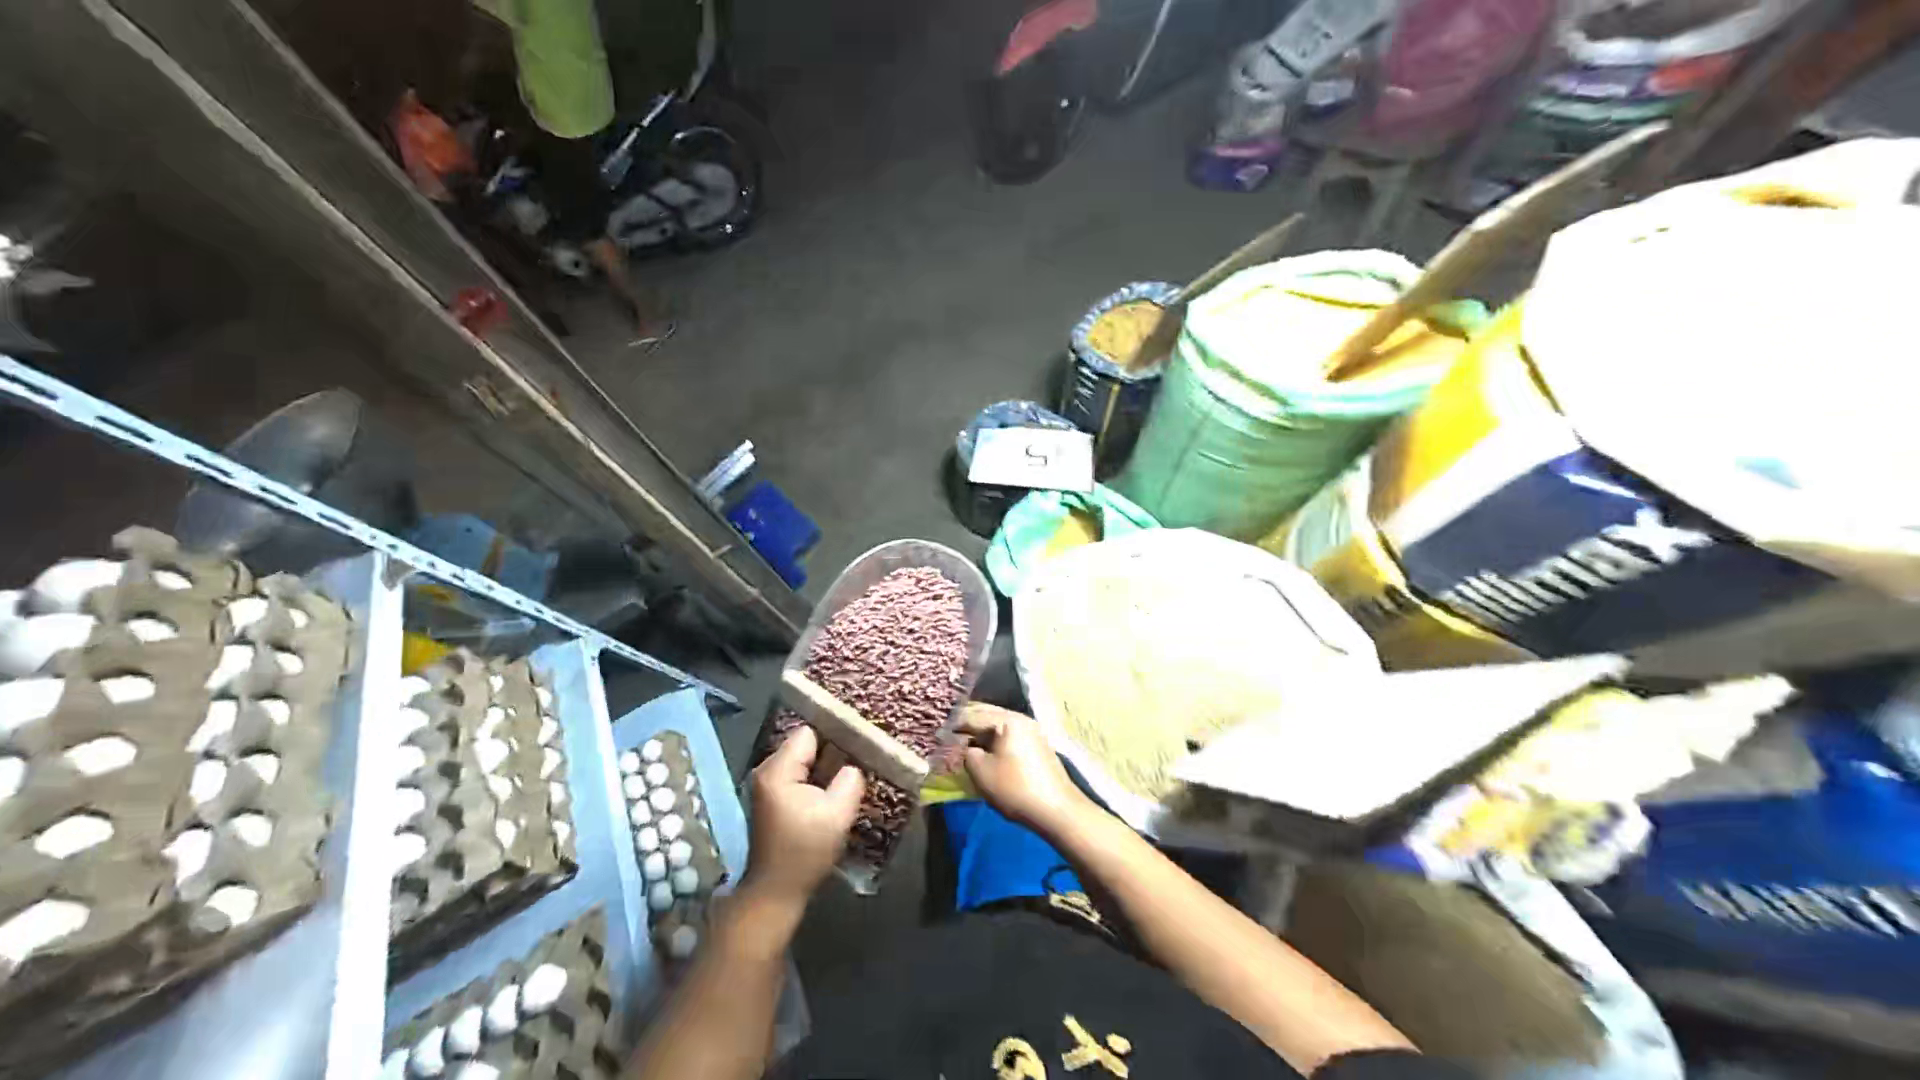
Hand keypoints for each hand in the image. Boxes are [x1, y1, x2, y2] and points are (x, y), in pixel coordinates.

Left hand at [743, 726, 865, 905]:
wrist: (774, 892)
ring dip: (822, 769)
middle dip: (830, 753)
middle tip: (855, 762)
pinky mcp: (769, 798)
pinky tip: (829, 794)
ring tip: (845, 778)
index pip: (808, 733)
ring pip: (801, 761)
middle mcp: (765, 771)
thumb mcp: (837, 815)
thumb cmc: (804, 852)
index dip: (834, 737)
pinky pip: (796, 775)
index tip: (855, 746)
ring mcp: (765, 785)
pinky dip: (813, 781)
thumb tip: (853, 765)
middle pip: (804, 745)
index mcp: (777, 771)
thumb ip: (850, 781)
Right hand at [956, 703, 1096, 837]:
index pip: (971, 715)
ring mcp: (1032, 731)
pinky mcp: (1037, 745)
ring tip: (963, 744)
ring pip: (998, 724)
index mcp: (1006, 719)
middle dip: (966, 723)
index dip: (951, 724)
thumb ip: (965, 753)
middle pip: (986, 714)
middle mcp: (1020, 718)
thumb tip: (964, 746)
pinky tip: (985, 751)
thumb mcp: (980, 771)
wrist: (1057, 810)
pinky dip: (994, 740)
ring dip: (981, 732)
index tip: (935, 733)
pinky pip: (1009, 735)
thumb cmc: (1015, 788)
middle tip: (947, 735)